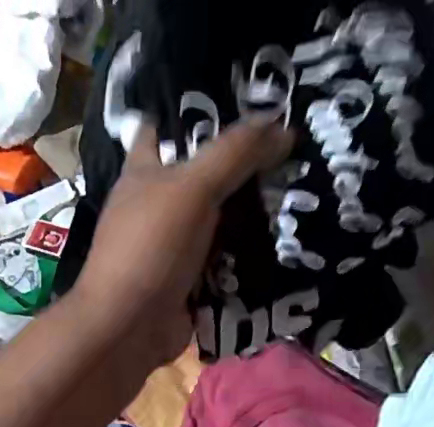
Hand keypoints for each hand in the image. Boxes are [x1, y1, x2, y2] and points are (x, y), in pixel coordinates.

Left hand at [68, 117, 292, 364]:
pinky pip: (227, 261)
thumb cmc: (148, 248)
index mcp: (142, 174)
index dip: (195, 106)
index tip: (244, 91)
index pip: (163, 126)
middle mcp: (155, 208)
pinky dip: (251, 254)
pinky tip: (291, 236)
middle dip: (243, 161)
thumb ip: (235, 153)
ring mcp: (173, 248)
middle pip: (204, 174)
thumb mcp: (192, 187)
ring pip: (220, 219)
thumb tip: (283, 126)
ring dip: (254, 210)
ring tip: (305, 184)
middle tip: (297, 139)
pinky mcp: (189, 283)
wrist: (127, 329)